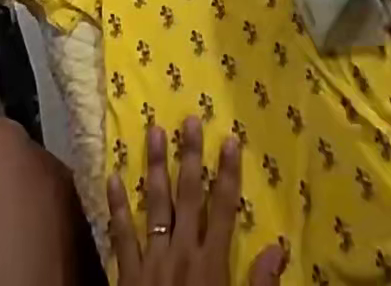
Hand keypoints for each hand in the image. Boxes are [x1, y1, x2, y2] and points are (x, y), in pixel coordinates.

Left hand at [108, 117, 284, 285]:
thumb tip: (279, 247)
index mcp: (211, 263)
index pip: (224, 207)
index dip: (228, 172)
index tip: (230, 138)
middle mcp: (182, 253)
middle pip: (188, 195)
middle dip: (190, 156)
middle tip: (189, 120)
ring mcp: (152, 261)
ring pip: (154, 204)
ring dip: (156, 166)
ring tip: (153, 131)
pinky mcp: (127, 274)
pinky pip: (120, 235)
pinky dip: (115, 206)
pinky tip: (111, 177)